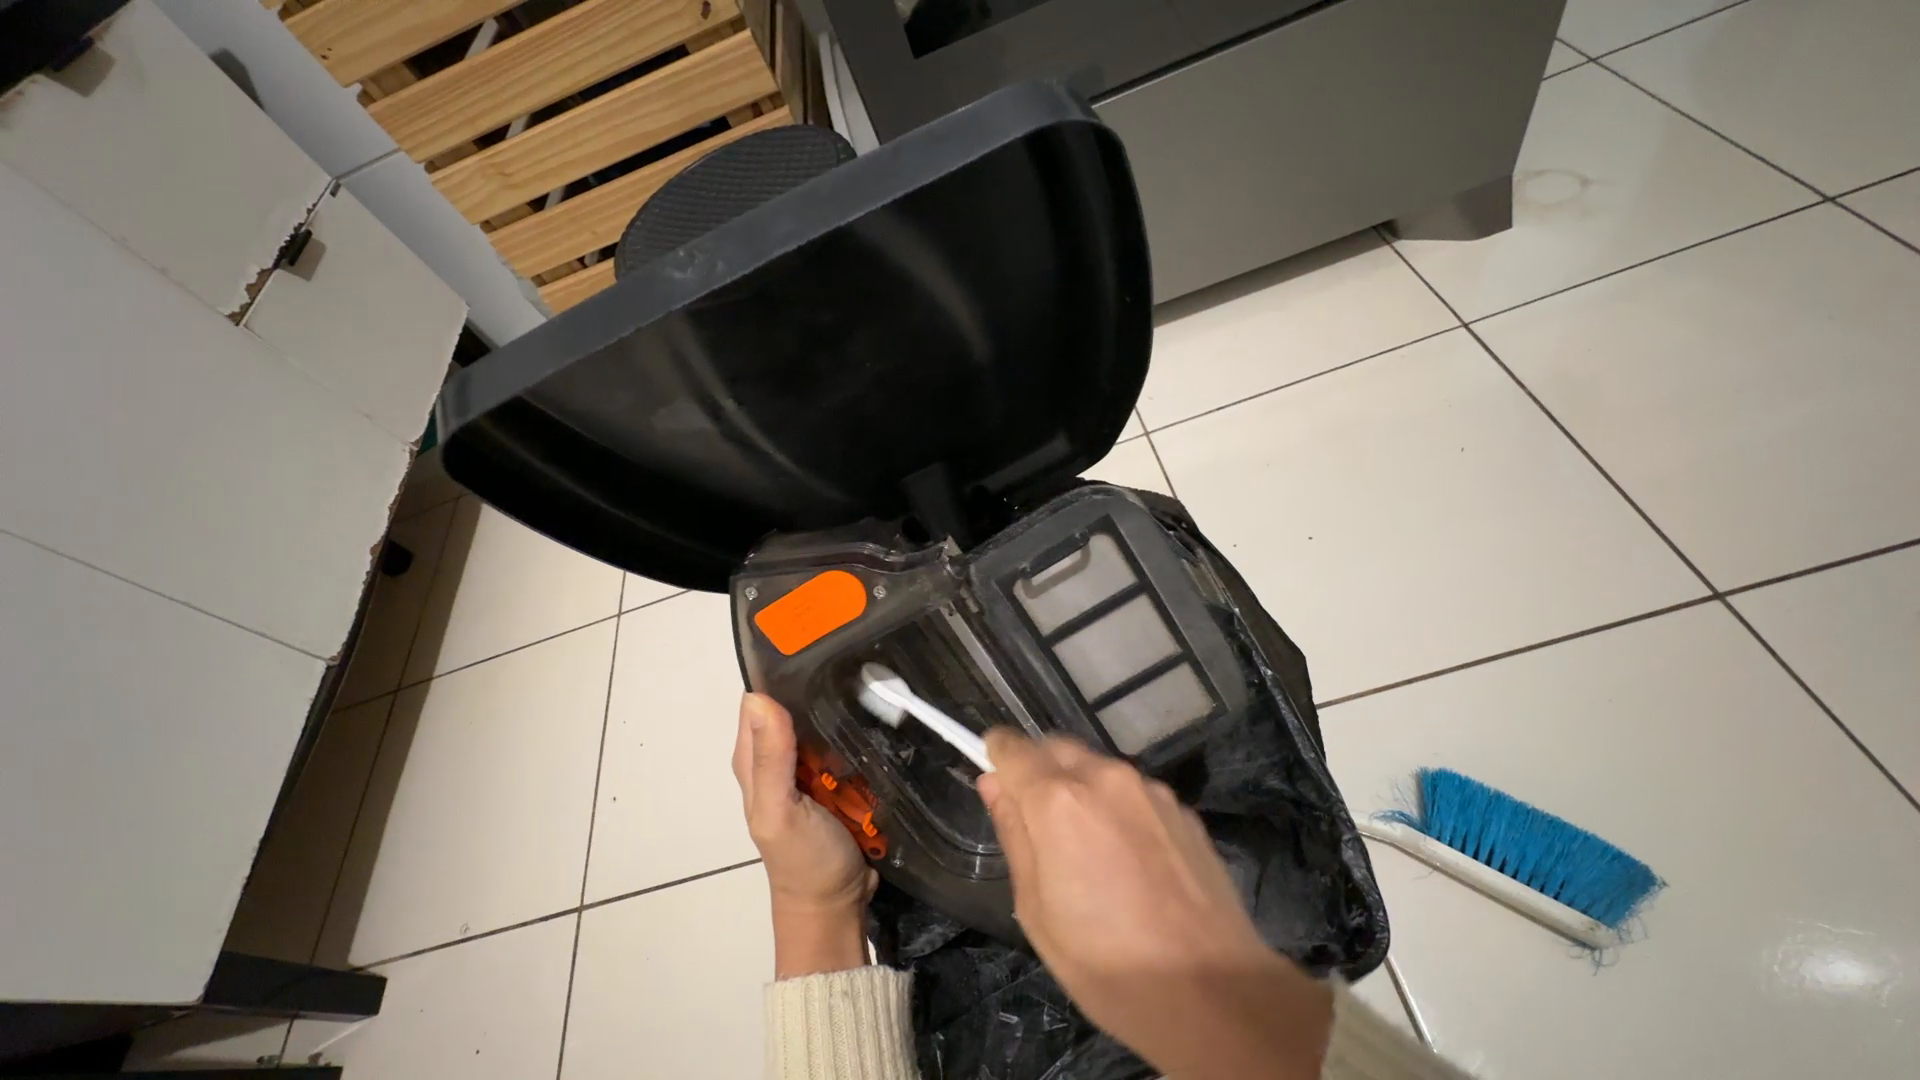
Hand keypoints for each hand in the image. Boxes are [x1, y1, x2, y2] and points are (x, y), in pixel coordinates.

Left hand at [732, 693, 876, 977]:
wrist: (837, 906)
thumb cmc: (802, 861)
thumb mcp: (780, 812)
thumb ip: (771, 760)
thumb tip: (758, 697)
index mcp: (754, 758)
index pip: (760, 697)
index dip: (782, 674)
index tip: (816, 654)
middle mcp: (779, 755)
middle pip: (797, 703)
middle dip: (821, 684)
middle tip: (856, 666)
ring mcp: (813, 766)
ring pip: (827, 719)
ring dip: (845, 706)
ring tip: (874, 685)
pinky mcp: (841, 776)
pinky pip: (850, 741)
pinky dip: (861, 732)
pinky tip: (880, 719)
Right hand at [977, 730, 1332, 1079]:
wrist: (1212, 990)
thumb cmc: (1106, 962)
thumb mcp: (1036, 909)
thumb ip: (1014, 834)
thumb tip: (995, 785)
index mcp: (1058, 800)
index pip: (1013, 748)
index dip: (996, 754)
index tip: (991, 771)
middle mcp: (1105, 778)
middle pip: (1057, 748)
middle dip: (1037, 767)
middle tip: (1032, 816)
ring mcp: (1150, 790)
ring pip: (1098, 767)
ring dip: (1079, 786)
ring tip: (1084, 844)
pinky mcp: (1183, 810)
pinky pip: (1134, 792)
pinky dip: (1117, 806)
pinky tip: (1127, 858)